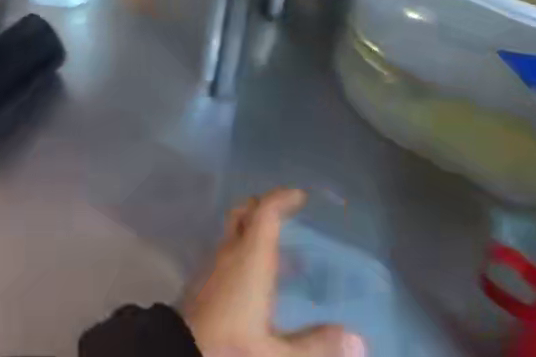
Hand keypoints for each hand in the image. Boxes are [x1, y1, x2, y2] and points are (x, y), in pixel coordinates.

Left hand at [182, 189, 363, 356]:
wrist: (177, 354)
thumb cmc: (229, 350)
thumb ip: (316, 346)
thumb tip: (358, 339)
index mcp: (249, 260)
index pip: (264, 213)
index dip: (281, 199)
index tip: (301, 196)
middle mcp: (229, 253)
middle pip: (244, 213)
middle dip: (266, 206)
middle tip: (291, 211)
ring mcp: (214, 266)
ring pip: (234, 231)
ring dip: (256, 228)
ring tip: (285, 247)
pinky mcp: (205, 281)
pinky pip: (229, 251)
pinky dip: (247, 248)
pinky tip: (262, 278)